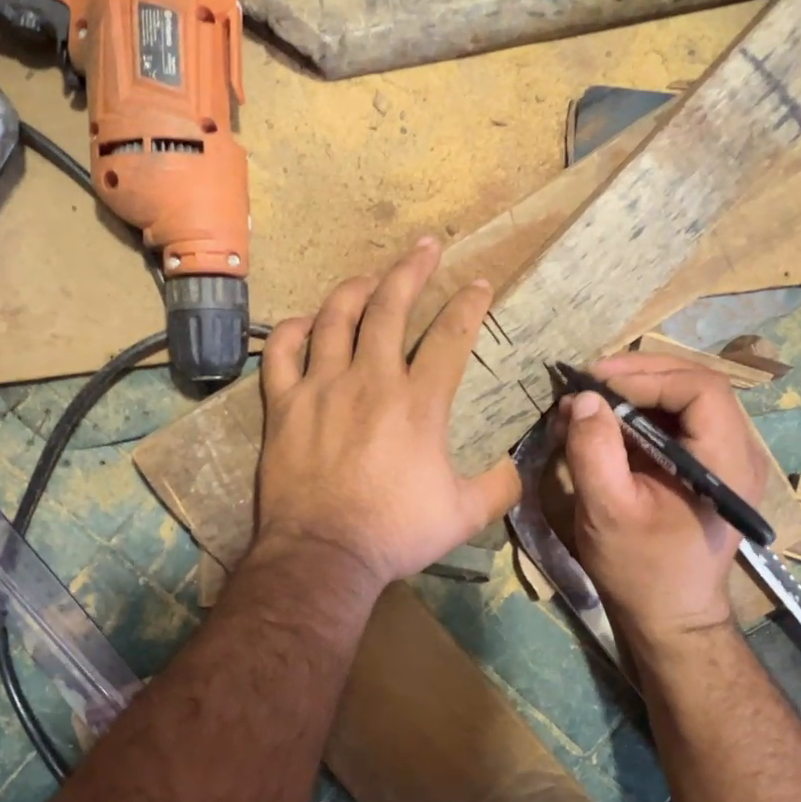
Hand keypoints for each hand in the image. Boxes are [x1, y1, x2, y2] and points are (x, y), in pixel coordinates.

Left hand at [252, 239, 520, 591]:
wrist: (324, 554)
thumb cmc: (395, 533)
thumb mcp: (463, 515)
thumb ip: (498, 486)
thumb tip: (519, 470)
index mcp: (418, 403)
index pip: (450, 336)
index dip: (469, 304)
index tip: (479, 284)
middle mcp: (371, 380)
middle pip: (390, 307)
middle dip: (412, 270)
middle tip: (426, 247)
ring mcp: (322, 387)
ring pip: (335, 318)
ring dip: (355, 289)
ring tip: (370, 276)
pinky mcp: (284, 404)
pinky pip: (281, 352)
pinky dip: (291, 330)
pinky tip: (304, 323)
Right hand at [561, 353, 767, 640]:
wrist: (670, 618)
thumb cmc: (641, 569)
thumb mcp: (607, 510)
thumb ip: (594, 449)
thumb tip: (582, 397)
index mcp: (725, 463)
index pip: (701, 388)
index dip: (648, 376)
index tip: (597, 384)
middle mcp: (739, 452)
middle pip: (698, 384)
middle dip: (641, 374)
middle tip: (590, 378)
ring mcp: (726, 458)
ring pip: (688, 397)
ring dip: (640, 388)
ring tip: (594, 395)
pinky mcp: (707, 466)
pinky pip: (680, 420)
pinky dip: (643, 410)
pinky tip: (610, 418)